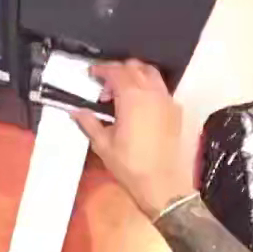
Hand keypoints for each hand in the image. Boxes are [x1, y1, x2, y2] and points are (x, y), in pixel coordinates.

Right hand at [70, 60, 192, 217]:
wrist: (161, 183)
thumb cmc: (130, 165)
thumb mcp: (103, 144)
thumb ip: (89, 123)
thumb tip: (76, 112)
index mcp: (132, 97)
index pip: (116, 71)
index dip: (102, 69)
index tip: (92, 74)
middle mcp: (152, 92)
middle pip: (134, 68)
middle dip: (118, 71)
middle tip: (105, 88)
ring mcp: (167, 100)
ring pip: (151, 74)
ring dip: (136, 76)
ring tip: (124, 92)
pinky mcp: (176, 112)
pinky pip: (162, 89)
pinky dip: (150, 88)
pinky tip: (141, 105)